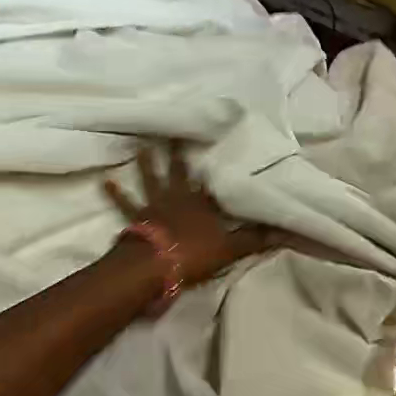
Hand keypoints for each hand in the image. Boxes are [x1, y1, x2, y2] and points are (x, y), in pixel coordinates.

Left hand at [103, 143, 274, 284]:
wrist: (157, 265)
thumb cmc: (197, 254)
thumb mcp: (233, 248)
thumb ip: (257, 239)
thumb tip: (289, 232)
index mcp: (204, 203)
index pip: (213, 182)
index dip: (217, 165)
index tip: (218, 144)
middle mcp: (180, 197)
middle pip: (179, 171)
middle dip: (177, 152)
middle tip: (172, 129)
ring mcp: (156, 206)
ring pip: (151, 180)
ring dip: (147, 163)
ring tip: (142, 145)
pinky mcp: (137, 218)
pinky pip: (125, 204)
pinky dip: (116, 194)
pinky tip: (105, 182)